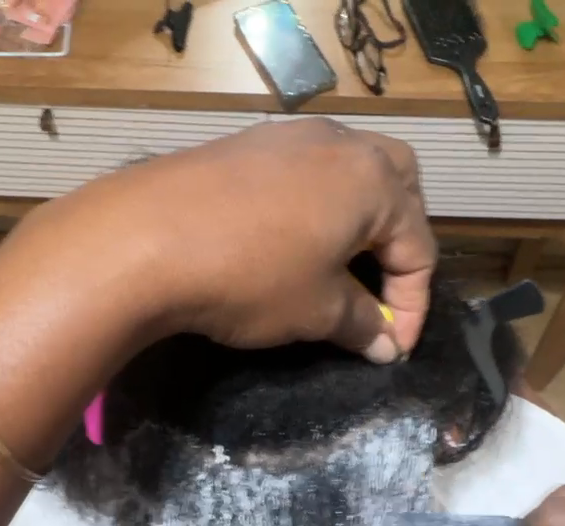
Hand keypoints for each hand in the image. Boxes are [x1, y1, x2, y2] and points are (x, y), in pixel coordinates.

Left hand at [0, 119, 435, 362]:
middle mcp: (342, 144)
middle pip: (398, 189)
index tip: (393, 349)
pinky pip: (305, 174)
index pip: (418, 248)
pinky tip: (293, 243)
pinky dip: (316, 209)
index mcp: (375, 182)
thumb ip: (362, 325)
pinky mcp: (249, 144)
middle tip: (381, 291)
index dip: (411, 307)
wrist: (146, 239)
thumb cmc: (252, 277)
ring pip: (350, 174)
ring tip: (343, 268)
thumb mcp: (317, 311)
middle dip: (398, 245)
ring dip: (359, 223)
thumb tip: (386, 346)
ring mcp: (291, 137)